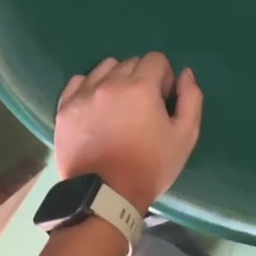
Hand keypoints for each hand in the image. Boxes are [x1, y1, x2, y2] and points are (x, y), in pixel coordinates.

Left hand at [54, 53, 202, 210]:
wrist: (106, 196)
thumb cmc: (150, 167)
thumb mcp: (184, 137)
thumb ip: (191, 99)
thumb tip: (185, 74)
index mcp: (141, 87)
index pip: (156, 59)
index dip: (164, 78)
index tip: (162, 101)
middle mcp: (110, 82)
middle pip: (131, 63)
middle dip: (141, 79)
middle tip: (142, 108)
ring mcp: (83, 94)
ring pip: (104, 68)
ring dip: (116, 79)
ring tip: (118, 107)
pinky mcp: (65, 107)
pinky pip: (79, 81)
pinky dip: (90, 87)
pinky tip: (96, 107)